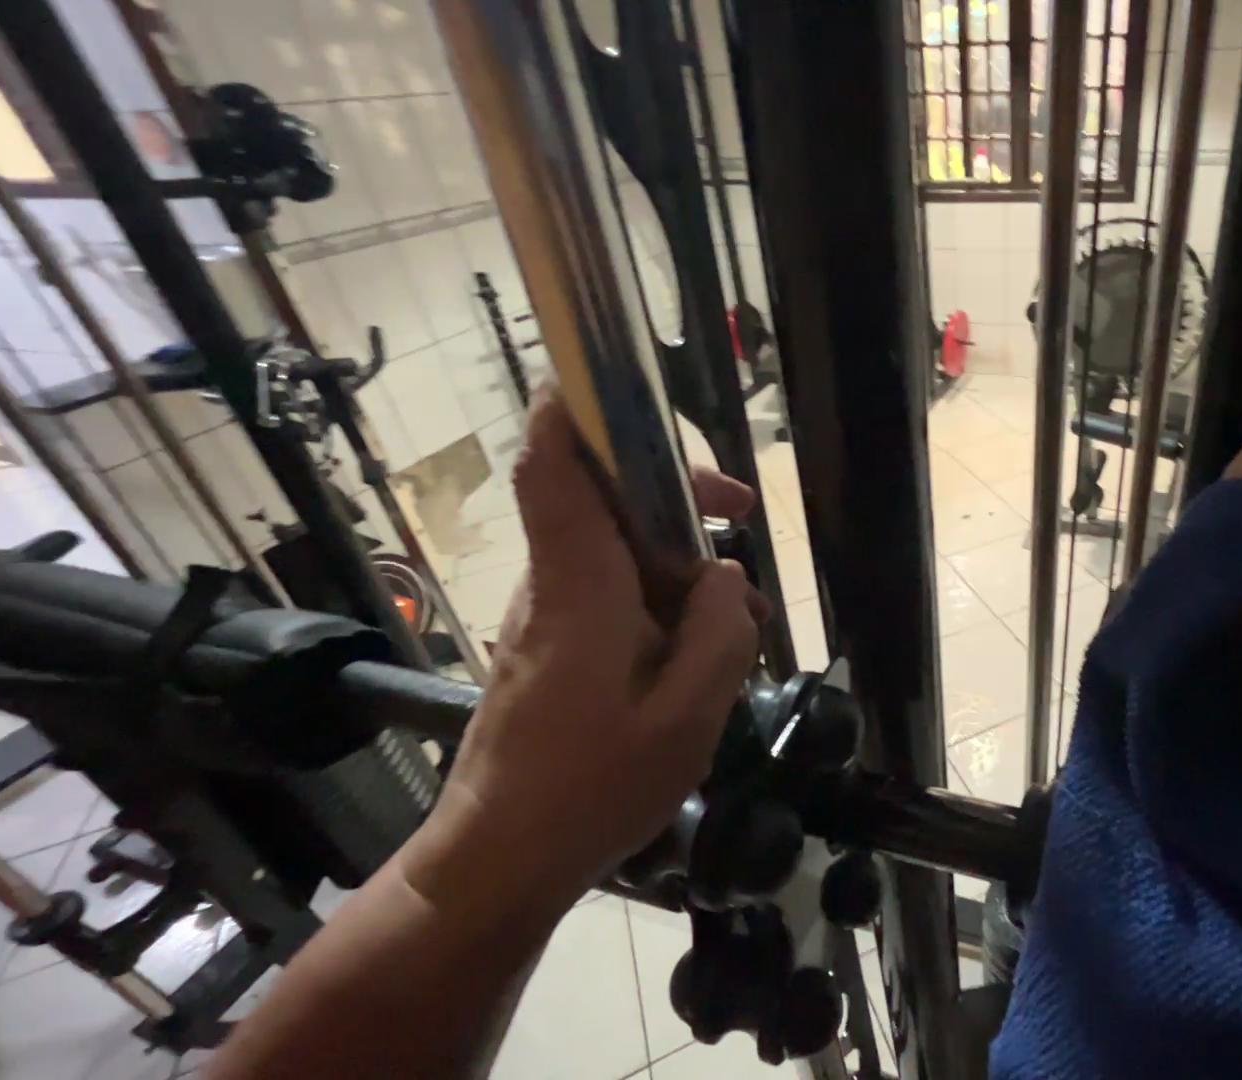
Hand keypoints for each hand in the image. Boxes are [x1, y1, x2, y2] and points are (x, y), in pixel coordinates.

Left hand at [412, 391, 761, 907]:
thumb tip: (728, 577)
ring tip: (739, 613)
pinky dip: (660, 598)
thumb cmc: (593, 788)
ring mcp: (547, 617)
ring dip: (677, 557)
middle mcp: (554, 586)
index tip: (615, 378)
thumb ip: (719, 633)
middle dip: (675, 490)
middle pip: (601, 498)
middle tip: (742, 511)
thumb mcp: (689, 716)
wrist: (499, 862)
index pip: (555, 470)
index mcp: (581, 590)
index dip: (574, 409)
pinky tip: (701, 649)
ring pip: (613, 549)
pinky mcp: (550, 646)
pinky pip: (609, 593)